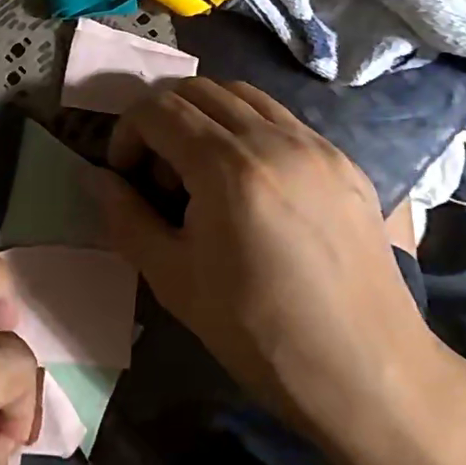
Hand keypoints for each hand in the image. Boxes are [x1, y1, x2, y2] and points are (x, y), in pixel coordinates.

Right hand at [78, 78, 449, 456]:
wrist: (371, 374)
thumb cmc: (257, 329)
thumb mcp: (169, 276)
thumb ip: (123, 214)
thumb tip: (94, 176)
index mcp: (228, 168)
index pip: (156, 109)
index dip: (125, 134)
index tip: (124, 176)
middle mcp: (275, 142)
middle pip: (196, 90)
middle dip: (160, 120)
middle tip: (157, 173)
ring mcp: (318, 148)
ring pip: (241, 95)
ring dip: (202, 117)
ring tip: (199, 172)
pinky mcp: (344, 165)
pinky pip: (280, 118)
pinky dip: (244, 129)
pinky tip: (244, 182)